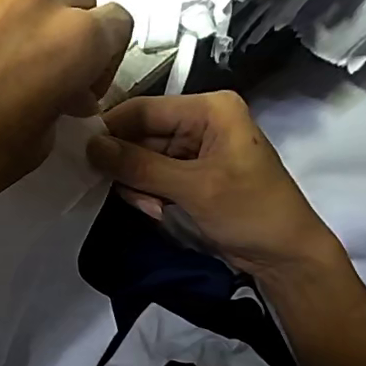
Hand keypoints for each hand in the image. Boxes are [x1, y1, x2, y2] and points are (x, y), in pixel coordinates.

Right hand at [86, 91, 343, 279]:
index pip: (144, 109)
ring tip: (157, 210)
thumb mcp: (193, 187)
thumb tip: (89, 146)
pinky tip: (160, 213)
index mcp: (209, 108)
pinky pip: (154, 179)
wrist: (283, 257)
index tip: (81, 154)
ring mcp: (195, 151)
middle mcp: (200, 122)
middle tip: (138, 197)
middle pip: (141, 136)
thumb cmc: (249, 212)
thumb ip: (139, 166)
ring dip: (141, 188)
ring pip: (143, 161)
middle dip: (131, 169)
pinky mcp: (191, 177)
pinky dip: (151, 198)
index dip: (111, 130)